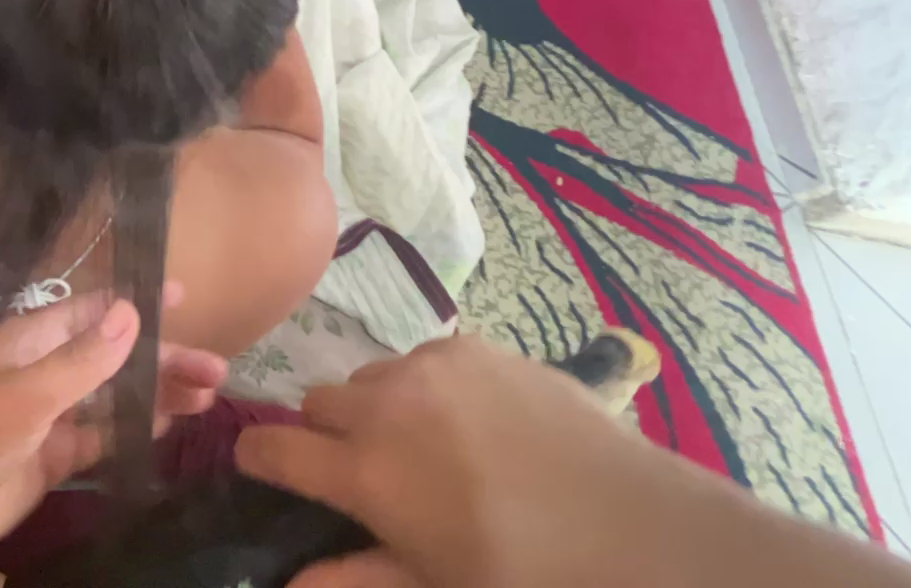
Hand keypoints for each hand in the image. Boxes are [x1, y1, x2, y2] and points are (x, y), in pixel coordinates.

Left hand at [0, 284, 225, 568]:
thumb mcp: (27, 394)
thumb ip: (82, 360)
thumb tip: (132, 312)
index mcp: (33, 340)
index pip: (93, 311)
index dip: (135, 303)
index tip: (182, 298)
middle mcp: (46, 369)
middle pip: (113, 355)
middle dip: (161, 358)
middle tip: (216, 369)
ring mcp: (52, 413)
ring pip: (114, 396)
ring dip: (156, 394)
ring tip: (208, 396)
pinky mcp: (54, 454)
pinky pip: (103, 435)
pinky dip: (134, 430)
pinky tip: (169, 426)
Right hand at [234, 335, 678, 587]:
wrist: (656, 538)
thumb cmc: (536, 583)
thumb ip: (357, 582)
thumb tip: (285, 582)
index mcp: (369, 473)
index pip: (274, 448)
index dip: (255, 457)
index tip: (257, 465)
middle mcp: (384, 405)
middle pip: (316, 404)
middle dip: (328, 435)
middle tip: (375, 472)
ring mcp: (428, 367)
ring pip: (368, 379)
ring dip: (379, 409)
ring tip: (433, 446)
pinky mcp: (470, 347)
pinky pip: (420, 360)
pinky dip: (427, 388)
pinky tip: (478, 423)